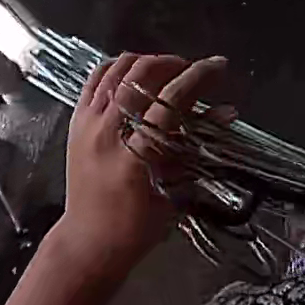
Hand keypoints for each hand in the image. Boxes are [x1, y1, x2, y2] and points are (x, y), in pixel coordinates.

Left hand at [54, 52, 227, 279]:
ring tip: (166, 69)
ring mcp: (86, 125)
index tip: (218, 65)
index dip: (197, 77)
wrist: (86, 243)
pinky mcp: (76, 122)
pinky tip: (135, 72)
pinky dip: (117, 67)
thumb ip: (197, 146)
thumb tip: (228, 111)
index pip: (169, 100)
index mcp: (133, 156)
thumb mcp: (173, 190)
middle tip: (191, 69)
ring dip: (146, 62)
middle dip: (172, 63)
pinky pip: (96, 79)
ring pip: (117, 70)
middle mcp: (106, 133)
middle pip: (141, 75)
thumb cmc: (136, 226)